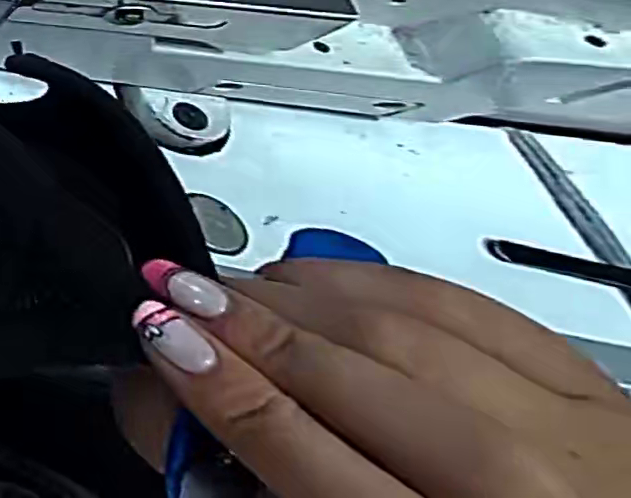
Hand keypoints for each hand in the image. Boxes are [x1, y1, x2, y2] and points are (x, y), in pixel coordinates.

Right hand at [114, 258, 629, 496]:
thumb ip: (235, 459)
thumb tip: (160, 368)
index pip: (307, 457)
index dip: (217, 384)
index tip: (153, 326)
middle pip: (357, 387)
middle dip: (242, 325)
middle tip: (169, 291)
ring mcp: (598, 453)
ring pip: (403, 333)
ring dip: (287, 295)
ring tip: (229, 289)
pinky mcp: (607, 400)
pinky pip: (462, 304)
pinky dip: (362, 279)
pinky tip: (308, 281)